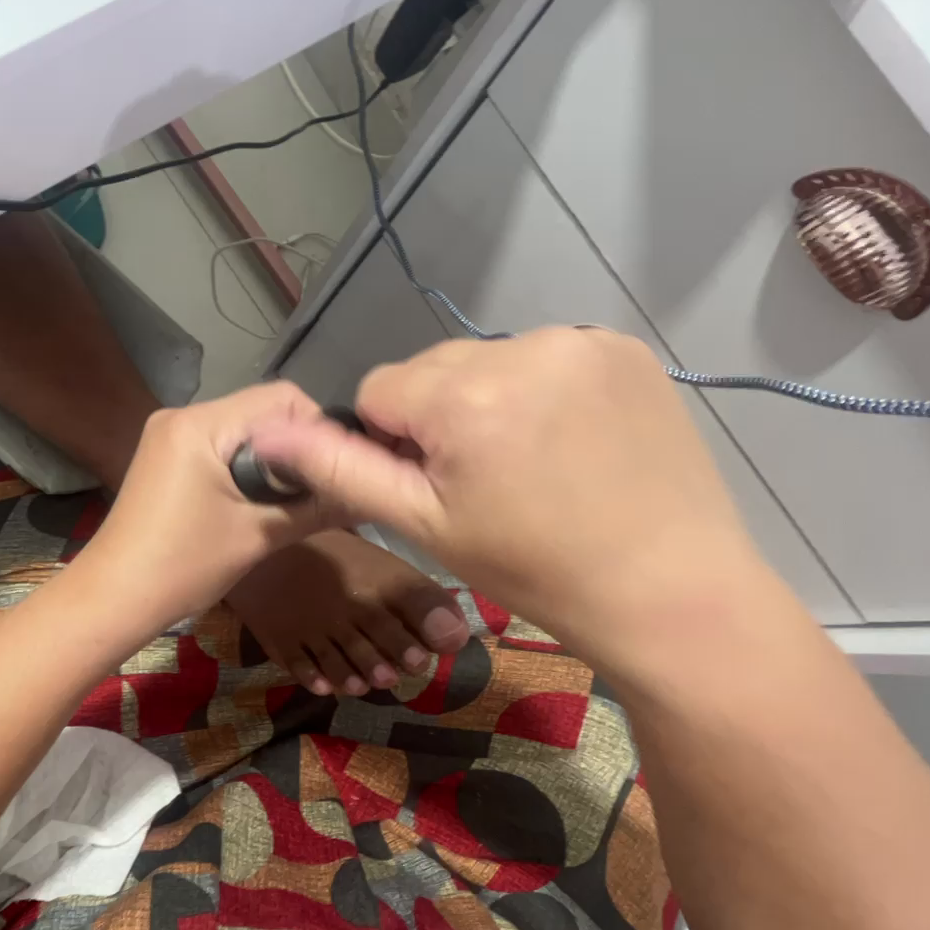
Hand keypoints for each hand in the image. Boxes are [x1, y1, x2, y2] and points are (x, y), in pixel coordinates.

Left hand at [79, 382, 340, 626]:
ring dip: (271, 461)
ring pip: (242, 431)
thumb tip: (374, 494)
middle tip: (317, 493)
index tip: (335, 473)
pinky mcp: (164, 456)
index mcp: (200, 423)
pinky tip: (253, 503)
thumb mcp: (259, 536)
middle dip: (296, 448)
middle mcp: (181, 415)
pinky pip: (219, 446)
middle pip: (261, 411)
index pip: (283, 398)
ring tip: (288, 503)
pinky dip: (243, 468)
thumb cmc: (184, 566)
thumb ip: (318, 506)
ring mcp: (168, 434)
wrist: (114, 598)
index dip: (319, 430)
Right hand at [247, 327, 765, 649]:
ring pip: (486, 361)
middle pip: (433, 369)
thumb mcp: (420, 524)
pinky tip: (566, 440)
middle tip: (482, 480)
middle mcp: (524, 348)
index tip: (436, 487)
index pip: (380, 389)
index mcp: (465, 395)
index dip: (393, 442)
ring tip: (528, 463)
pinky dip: (538, 390)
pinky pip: (544, 357)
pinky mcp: (625, 349)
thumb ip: (338, 469)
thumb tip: (263, 431)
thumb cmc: (529, 567)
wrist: (665, 587)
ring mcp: (583, 342)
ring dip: (486, 400)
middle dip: (437, 416)